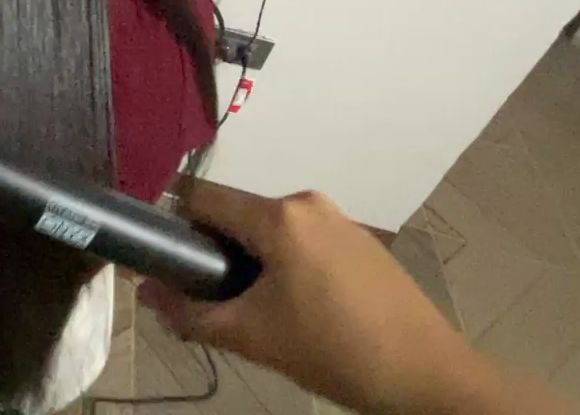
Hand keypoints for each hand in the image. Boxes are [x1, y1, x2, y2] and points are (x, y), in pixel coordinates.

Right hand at [140, 184, 474, 414]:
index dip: (177, 226)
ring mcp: (337, 217)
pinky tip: (303, 307)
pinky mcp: (360, 239)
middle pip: (237, 213)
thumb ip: (192, 313)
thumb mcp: (254, 337)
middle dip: (219, 251)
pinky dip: (288, 262)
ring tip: (262, 310)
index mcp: (276, 215)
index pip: (201, 198)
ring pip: (270, 228)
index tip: (172, 262)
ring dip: (253, 259)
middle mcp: (304, 201)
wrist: (434, 382)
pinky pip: (303, 237)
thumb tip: (145, 292)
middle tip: (219, 299)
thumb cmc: (336, 352)